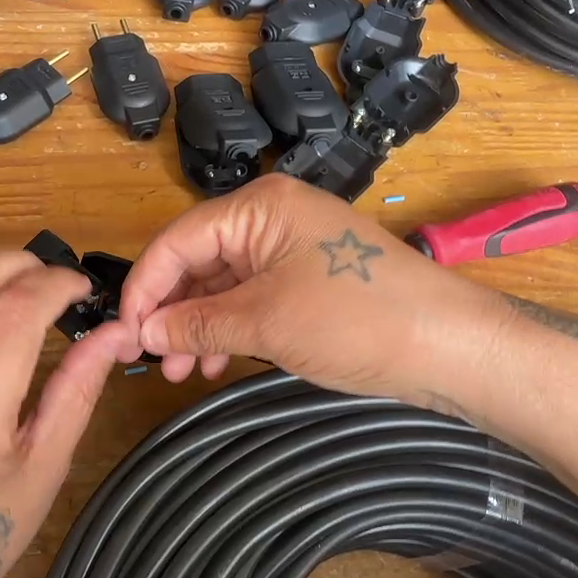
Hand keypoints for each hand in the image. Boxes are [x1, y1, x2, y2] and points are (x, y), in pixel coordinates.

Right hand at [117, 175, 506, 398]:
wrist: (453, 347)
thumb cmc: (355, 320)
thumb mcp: (265, 323)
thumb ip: (197, 324)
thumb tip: (143, 332)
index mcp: (258, 206)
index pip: (178, 240)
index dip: (145, 287)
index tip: (124, 332)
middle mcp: (270, 216)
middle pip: (198, 260)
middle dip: (172, 311)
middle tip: (152, 360)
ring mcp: (291, 247)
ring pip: (223, 282)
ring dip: (198, 325)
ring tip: (182, 371)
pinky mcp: (308, 277)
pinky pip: (251, 296)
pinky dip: (230, 327)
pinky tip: (216, 360)